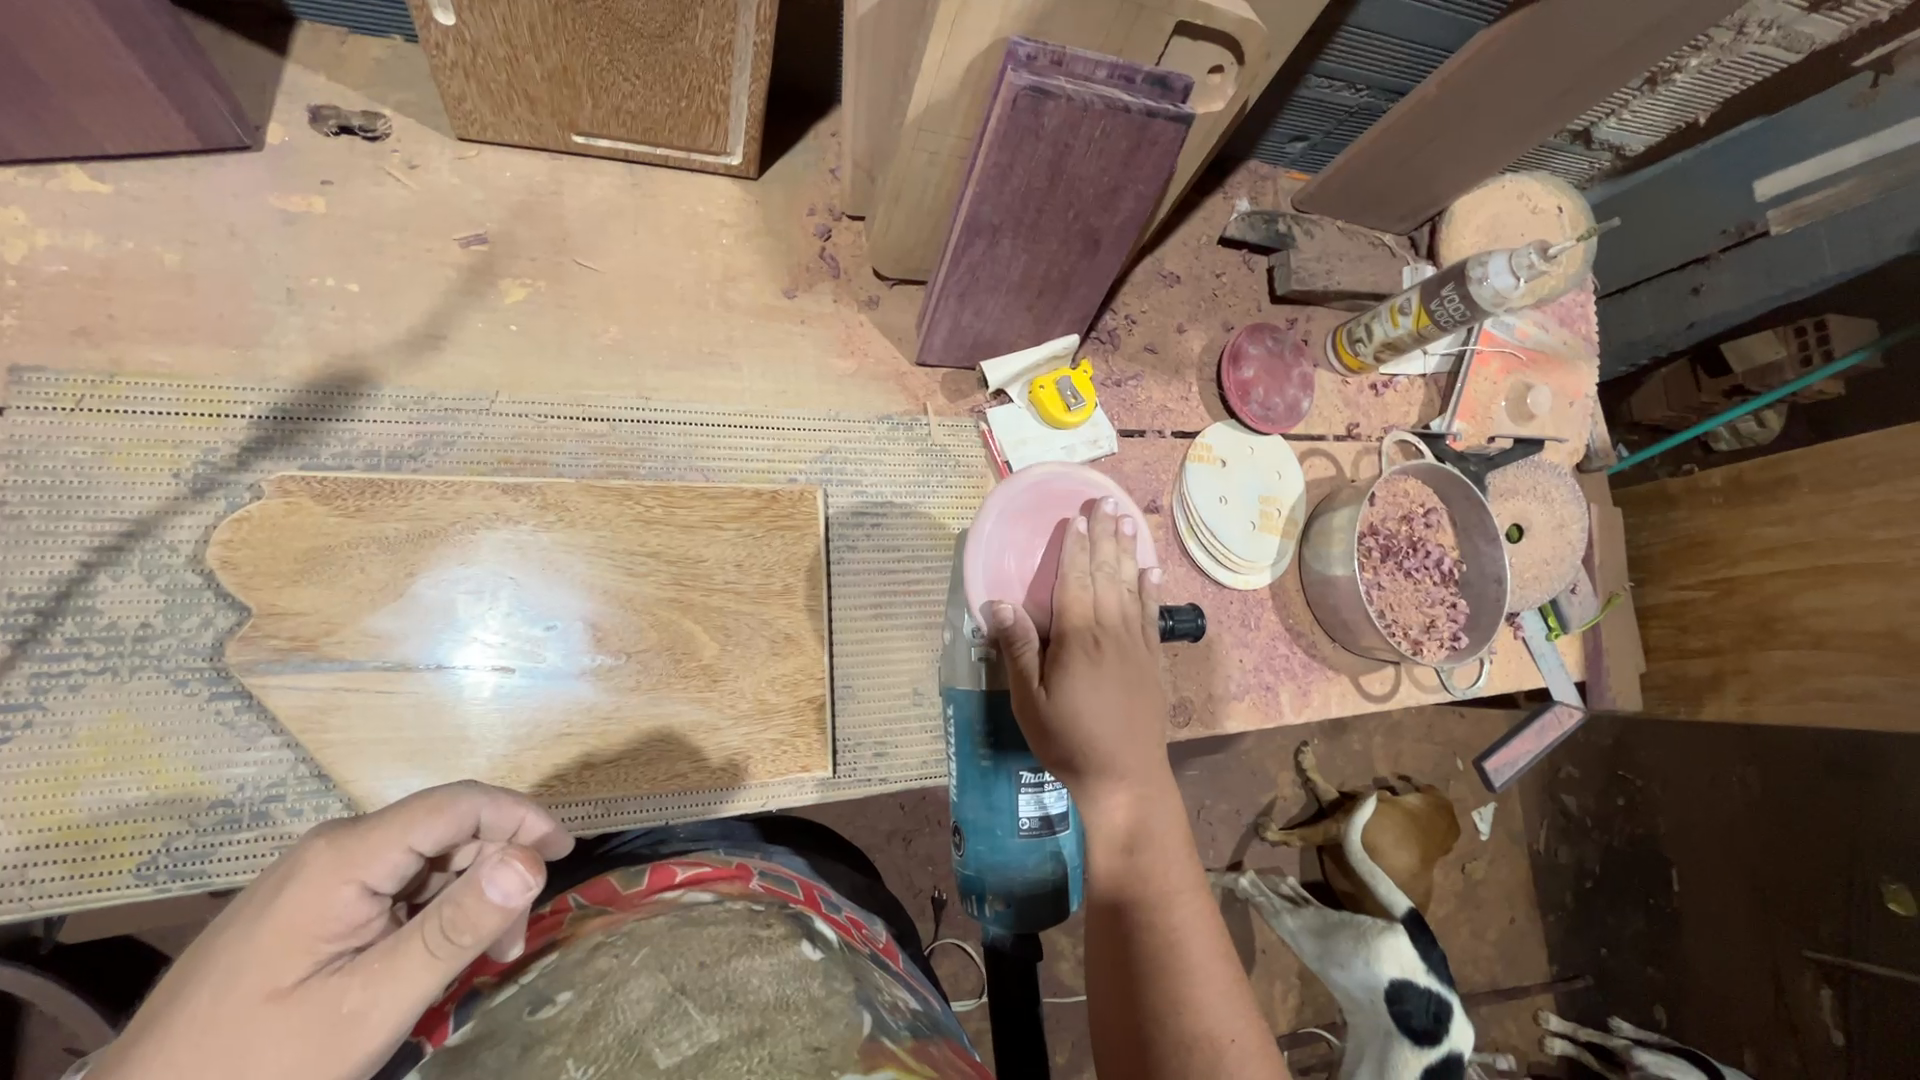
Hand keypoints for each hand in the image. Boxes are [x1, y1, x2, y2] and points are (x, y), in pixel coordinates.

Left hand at [91, 781, 574, 1079]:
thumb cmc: (261, 1062)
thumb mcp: (371, 1003)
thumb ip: (455, 927)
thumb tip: (532, 860)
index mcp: (345, 855)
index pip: (459, 803)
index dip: (522, 817)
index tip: (565, 855)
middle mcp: (333, 846)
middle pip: (446, 830)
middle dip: (495, 872)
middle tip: (509, 944)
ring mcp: (317, 874)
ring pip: (424, 859)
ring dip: (466, 898)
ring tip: (476, 961)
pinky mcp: (310, 902)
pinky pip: (393, 886)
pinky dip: (430, 914)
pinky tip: (431, 958)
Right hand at [987, 496, 1170, 809]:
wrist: (1124, 778)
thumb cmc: (1067, 740)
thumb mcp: (1028, 701)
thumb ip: (1017, 649)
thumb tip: (998, 603)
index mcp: (1078, 638)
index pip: (1075, 580)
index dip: (1075, 546)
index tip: (1077, 516)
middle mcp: (1111, 632)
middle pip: (1107, 574)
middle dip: (1104, 536)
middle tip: (1105, 502)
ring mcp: (1137, 645)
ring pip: (1131, 587)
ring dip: (1128, 552)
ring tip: (1127, 521)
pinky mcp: (1153, 662)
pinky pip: (1151, 615)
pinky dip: (1150, 589)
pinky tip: (1151, 571)